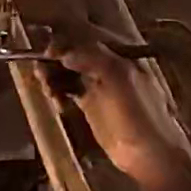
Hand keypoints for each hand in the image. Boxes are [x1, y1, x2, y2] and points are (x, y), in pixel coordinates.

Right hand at [56, 25, 190, 187]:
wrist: (149, 153)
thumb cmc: (138, 112)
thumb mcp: (119, 78)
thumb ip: (93, 59)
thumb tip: (65, 54)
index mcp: (116, 53)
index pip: (84, 37)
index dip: (64, 41)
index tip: (47, 51)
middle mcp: (105, 65)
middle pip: (73, 53)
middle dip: (54, 58)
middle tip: (41, 71)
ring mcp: (97, 84)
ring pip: (68, 71)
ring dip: (53, 76)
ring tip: (47, 89)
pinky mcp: (90, 105)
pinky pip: (68, 90)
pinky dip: (58, 92)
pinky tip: (57, 103)